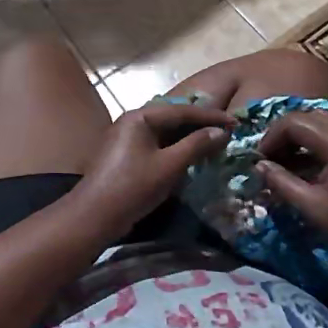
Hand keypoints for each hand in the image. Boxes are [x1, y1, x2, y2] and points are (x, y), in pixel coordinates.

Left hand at [73, 102, 234, 234]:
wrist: (93, 218)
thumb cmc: (133, 187)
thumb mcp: (170, 165)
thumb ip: (197, 145)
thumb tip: (221, 132)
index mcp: (140, 116)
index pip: (183, 110)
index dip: (211, 116)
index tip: (235, 123)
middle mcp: (132, 120)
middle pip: (174, 118)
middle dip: (201, 125)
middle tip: (227, 132)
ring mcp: (127, 137)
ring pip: (166, 132)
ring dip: (189, 138)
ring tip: (214, 144)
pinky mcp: (126, 154)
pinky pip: (157, 144)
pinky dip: (176, 149)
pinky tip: (191, 157)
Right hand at [256, 110, 327, 258]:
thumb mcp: (314, 208)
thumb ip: (283, 184)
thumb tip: (259, 166)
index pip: (294, 122)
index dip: (271, 137)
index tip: (258, 160)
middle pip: (307, 117)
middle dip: (283, 135)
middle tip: (269, 160)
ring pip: (320, 124)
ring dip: (298, 138)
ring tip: (283, 164)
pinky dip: (313, 144)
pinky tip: (304, 168)